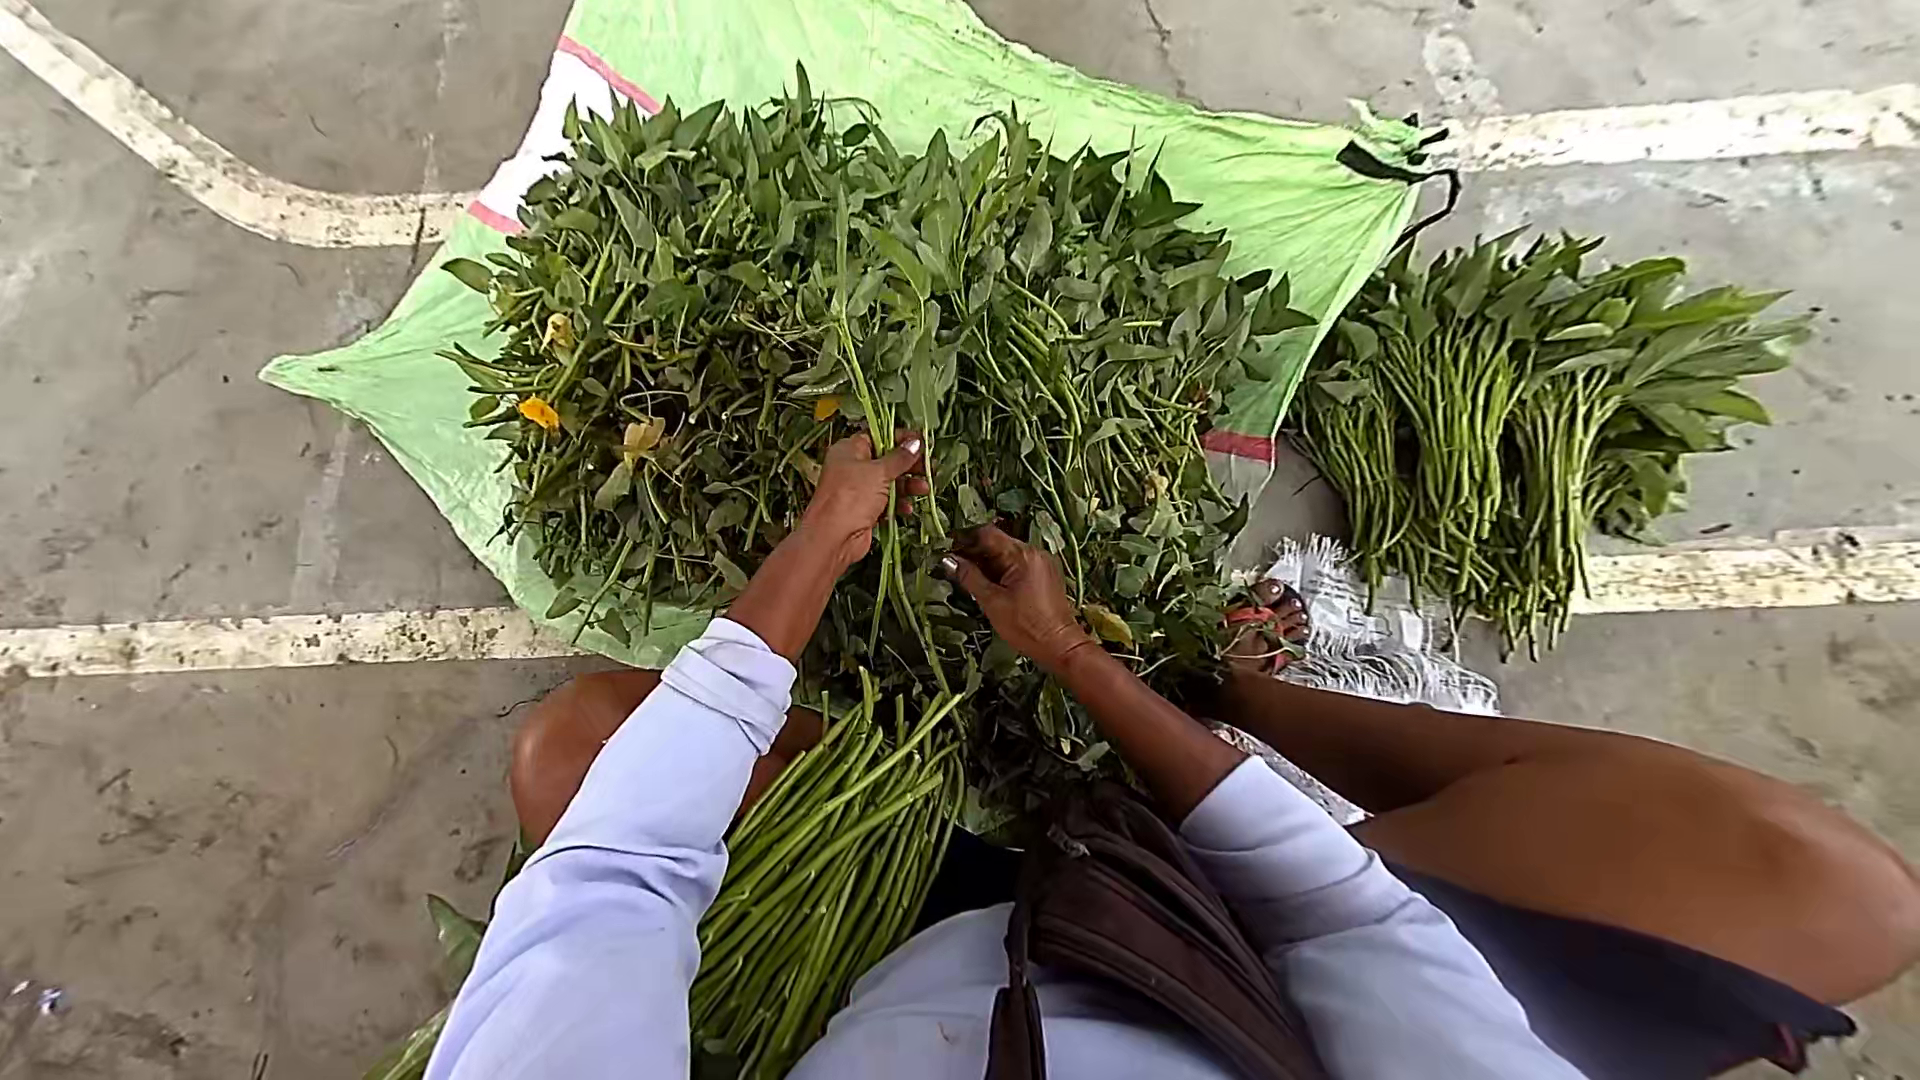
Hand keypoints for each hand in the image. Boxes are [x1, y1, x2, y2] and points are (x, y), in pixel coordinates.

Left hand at [797, 430, 929, 574]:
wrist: (834, 537)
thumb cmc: (849, 498)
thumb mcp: (878, 471)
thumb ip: (899, 457)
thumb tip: (915, 443)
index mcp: (849, 450)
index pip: (878, 436)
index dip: (900, 438)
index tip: (920, 442)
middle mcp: (853, 468)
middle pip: (887, 460)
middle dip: (909, 464)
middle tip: (929, 466)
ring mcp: (859, 490)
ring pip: (890, 482)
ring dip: (908, 485)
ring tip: (924, 488)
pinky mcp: (866, 510)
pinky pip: (887, 502)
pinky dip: (899, 503)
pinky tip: (908, 507)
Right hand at [941, 524, 1096, 673]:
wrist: (1060, 646)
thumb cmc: (1026, 627)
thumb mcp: (992, 602)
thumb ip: (969, 577)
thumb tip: (948, 561)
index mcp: (1022, 555)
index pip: (987, 534)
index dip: (964, 538)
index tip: (947, 548)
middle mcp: (1034, 552)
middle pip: (997, 542)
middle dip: (974, 552)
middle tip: (953, 564)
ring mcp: (1041, 563)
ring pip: (1006, 554)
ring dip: (986, 562)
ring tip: (967, 576)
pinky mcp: (1044, 574)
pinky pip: (1017, 564)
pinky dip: (1000, 570)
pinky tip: (988, 584)